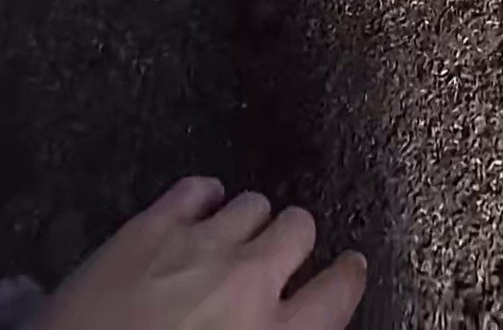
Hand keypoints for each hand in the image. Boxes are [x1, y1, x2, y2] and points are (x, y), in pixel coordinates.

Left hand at [34, 177, 366, 329]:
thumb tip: (277, 323)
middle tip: (275, 258)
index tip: (349, 267)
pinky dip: (204, 201)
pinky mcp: (153, 225)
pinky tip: (194, 218)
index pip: (336, 292)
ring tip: (228, 241)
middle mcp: (246, 282)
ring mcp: (199, 245)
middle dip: (292, 241)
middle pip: (298, 225)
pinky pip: (200, 187)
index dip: (348, 276)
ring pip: (253, 201)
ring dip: (247, 223)